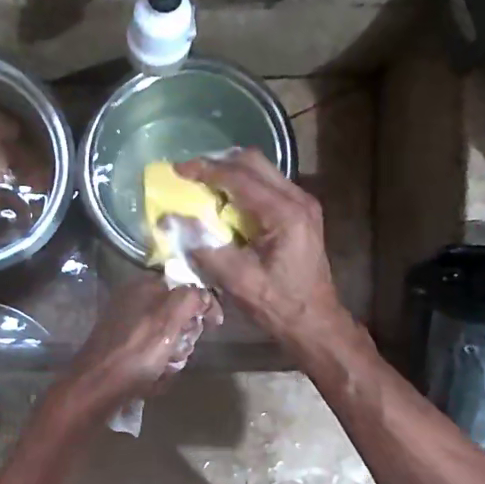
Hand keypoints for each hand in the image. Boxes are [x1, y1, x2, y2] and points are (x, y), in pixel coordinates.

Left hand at [56, 277, 218, 415]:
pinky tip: (155, 379)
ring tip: (164, 368)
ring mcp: (127, 327)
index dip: (199, 306)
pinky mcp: (123, 350)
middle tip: (178, 351)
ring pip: (167, 339)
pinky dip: (158, 369)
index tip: (209, 325)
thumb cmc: (136, 351)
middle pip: (177, 316)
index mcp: (142, 286)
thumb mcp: (168, 318)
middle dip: (184, 336)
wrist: (98, 387)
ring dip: (173, 356)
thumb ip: (190, 298)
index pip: (184, 286)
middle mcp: (133, 302)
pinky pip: (153, 357)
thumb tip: (205, 295)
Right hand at [175, 150, 350, 346]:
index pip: (239, 177)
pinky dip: (241, 185)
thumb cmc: (276, 304)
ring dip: (229, 172)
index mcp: (284, 213)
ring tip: (201, 183)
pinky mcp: (299, 212)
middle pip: (253, 162)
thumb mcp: (236, 280)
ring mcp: (302, 204)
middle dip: (217, 163)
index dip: (205, 170)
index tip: (177, 170)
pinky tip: (223, 200)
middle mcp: (297, 199)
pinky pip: (266, 184)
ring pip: (260, 170)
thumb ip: (203, 247)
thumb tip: (171, 220)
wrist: (313, 322)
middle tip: (188, 173)